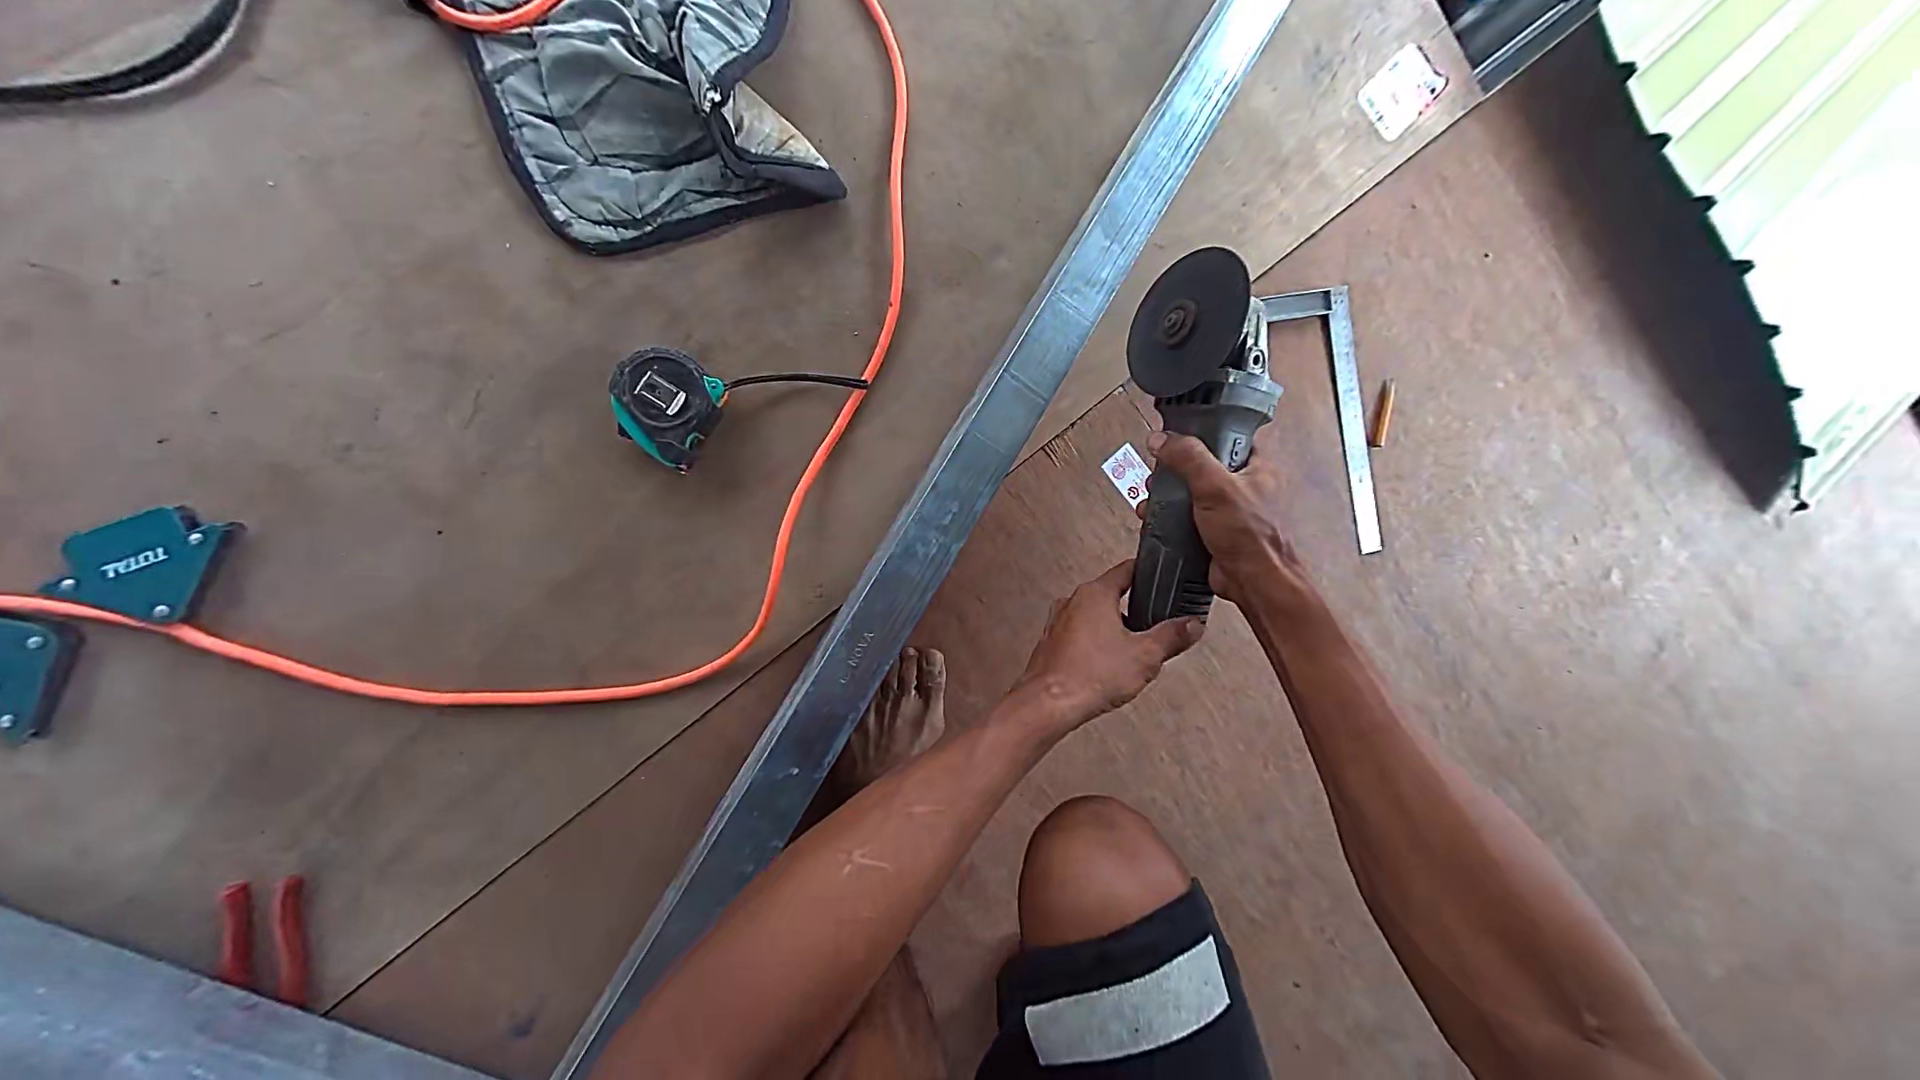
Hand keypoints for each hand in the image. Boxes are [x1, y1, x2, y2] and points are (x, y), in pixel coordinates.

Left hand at [1007, 560, 1203, 734]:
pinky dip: (1093, 646)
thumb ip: (1172, 636)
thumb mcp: (1146, 655)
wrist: (1048, 704)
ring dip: (1111, 630)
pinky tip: (1104, 667)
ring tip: (1128, 653)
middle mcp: (1072, 603)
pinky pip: (1078, 638)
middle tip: (1149, 626)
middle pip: (1109, 595)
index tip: (1157, 576)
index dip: (1147, 573)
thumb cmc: (1086, 676)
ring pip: (1092, 618)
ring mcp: (1057, 623)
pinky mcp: (1050, 645)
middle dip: (1131, 610)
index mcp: (1094, 594)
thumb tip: (1191, 626)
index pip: (1126, 570)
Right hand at [1144, 430, 1310, 603]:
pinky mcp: (1215, 532)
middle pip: (1204, 466)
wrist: (1253, 580)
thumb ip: (1188, 458)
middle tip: (1160, 470)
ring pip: (1193, 494)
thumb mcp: (1215, 486)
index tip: (1179, 435)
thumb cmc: (1252, 537)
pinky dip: (1171, 518)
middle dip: (1176, 470)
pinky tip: (1158, 518)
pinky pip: (1188, 518)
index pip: (1229, 439)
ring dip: (1169, 495)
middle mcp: (1245, 488)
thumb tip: (1162, 439)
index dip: (1204, 435)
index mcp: (1257, 468)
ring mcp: (1229, 512)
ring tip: (1153, 496)